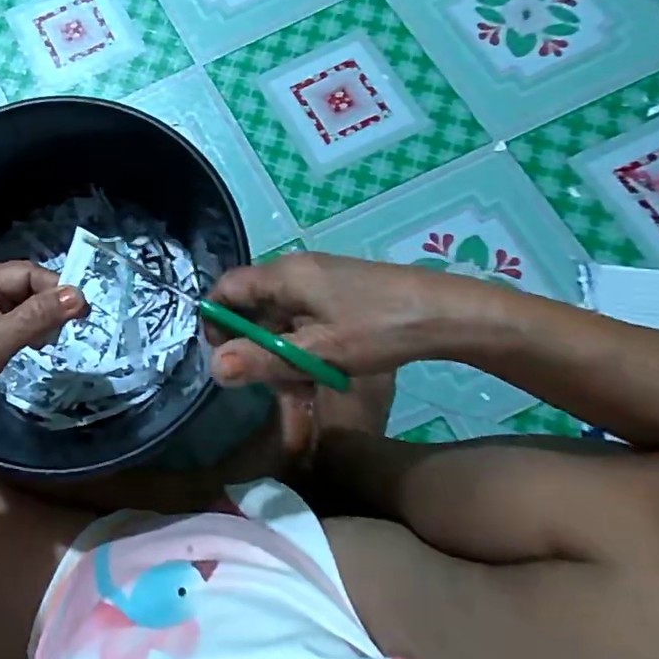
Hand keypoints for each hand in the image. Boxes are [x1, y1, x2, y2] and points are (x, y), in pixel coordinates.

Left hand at [0, 262, 86, 459]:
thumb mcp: (1, 338)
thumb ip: (39, 315)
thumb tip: (79, 296)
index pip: (27, 273)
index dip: (55, 288)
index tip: (80, 310)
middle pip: (29, 286)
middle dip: (49, 305)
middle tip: (67, 327)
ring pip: (29, 303)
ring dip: (44, 319)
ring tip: (48, 339)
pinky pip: (22, 318)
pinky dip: (35, 329)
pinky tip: (38, 343)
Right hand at [205, 253, 509, 386]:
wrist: (445, 313)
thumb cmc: (378, 329)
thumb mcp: (319, 351)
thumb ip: (265, 359)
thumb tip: (213, 365)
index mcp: (285, 274)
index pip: (228, 286)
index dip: (216, 319)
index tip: (220, 355)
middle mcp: (298, 269)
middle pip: (255, 303)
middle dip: (254, 344)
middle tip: (263, 382)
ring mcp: (321, 279)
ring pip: (282, 315)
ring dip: (282, 351)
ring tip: (297, 389)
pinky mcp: (340, 291)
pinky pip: (306, 316)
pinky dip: (303, 344)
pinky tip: (320, 372)